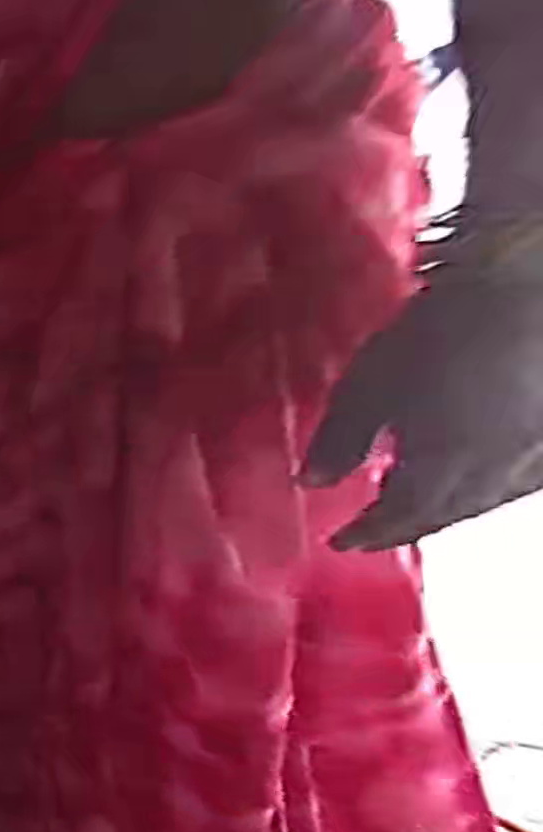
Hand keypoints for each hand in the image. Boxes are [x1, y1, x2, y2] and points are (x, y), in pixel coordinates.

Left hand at [304, 246, 542, 549]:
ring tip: (409, 515)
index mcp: (452, 458)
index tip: (341, 544)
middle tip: (371, 537)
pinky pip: (527, 476)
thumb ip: (339, 442)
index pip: (406, 513)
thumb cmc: (437, 337)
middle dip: (409, 526)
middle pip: (454, 510)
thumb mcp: (366, 390)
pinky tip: (472, 483)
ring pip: (495, 497)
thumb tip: (311, 483)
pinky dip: (490, 489)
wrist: (532, 287)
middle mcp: (509, 462)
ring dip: (450, 511)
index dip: (373, 532)